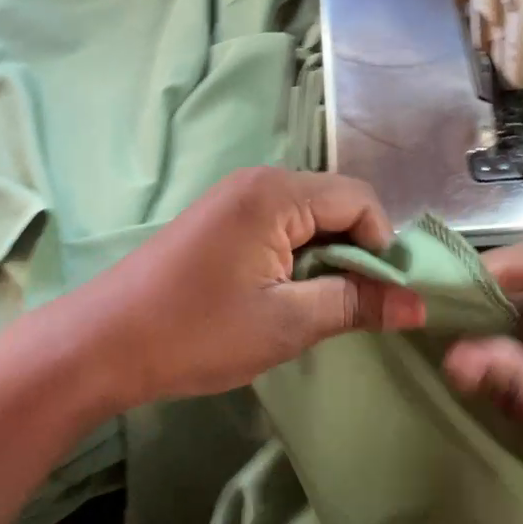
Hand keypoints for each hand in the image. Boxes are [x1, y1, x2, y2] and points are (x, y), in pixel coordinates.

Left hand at [73, 166, 426, 406]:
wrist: (104, 342)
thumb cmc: (197, 330)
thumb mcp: (286, 324)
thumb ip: (355, 304)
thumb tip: (418, 303)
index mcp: (276, 192)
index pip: (359, 199)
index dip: (382, 246)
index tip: (380, 297)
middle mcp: (260, 180)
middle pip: (335, 203)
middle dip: (354, 252)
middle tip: (352, 308)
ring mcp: (236, 197)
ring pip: (308, 217)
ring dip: (325, 258)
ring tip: (317, 308)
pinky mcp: (221, 219)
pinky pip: (280, 225)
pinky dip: (297, 257)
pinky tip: (284, 296)